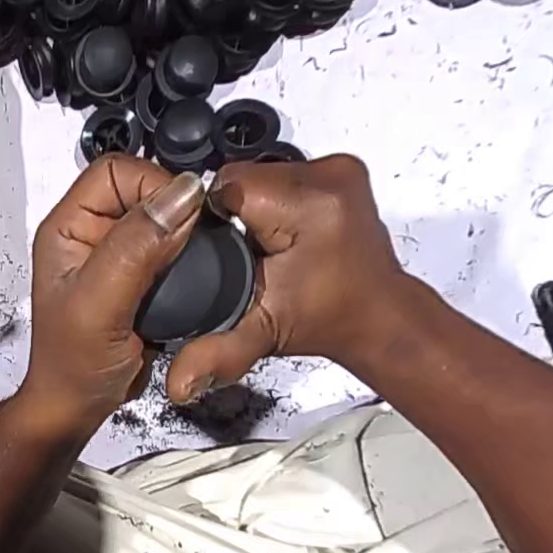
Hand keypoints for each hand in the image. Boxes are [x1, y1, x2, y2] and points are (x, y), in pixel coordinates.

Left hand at [14, 156, 205, 439]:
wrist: (80, 406)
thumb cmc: (73, 366)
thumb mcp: (100, 305)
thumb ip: (136, 249)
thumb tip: (181, 196)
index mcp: (69, 229)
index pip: (115, 171)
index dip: (153, 184)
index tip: (183, 216)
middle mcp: (91, 236)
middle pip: (142, 190)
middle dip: (173, 210)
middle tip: (190, 244)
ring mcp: (115, 257)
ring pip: (160, 219)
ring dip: (183, 235)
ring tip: (190, 264)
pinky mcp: (138, 279)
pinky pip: (170, 250)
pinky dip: (186, 258)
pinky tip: (190, 277)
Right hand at [166, 155, 411, 403]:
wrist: (376, 316)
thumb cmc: (329, 319)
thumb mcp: (261, 334)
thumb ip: (215, 352)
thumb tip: (176, 383)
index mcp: (310, 208)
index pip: (228, 186)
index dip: (211, 220)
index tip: (221, 251)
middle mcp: (329, 177)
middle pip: (242, 175)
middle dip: (232, 215)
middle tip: (244, 255)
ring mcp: (338, 169)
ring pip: (260, 172)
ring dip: (250, 205)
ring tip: (260, 245)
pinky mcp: (341, 170)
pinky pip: (283, 174)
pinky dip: (272, 200)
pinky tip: (276, 231)